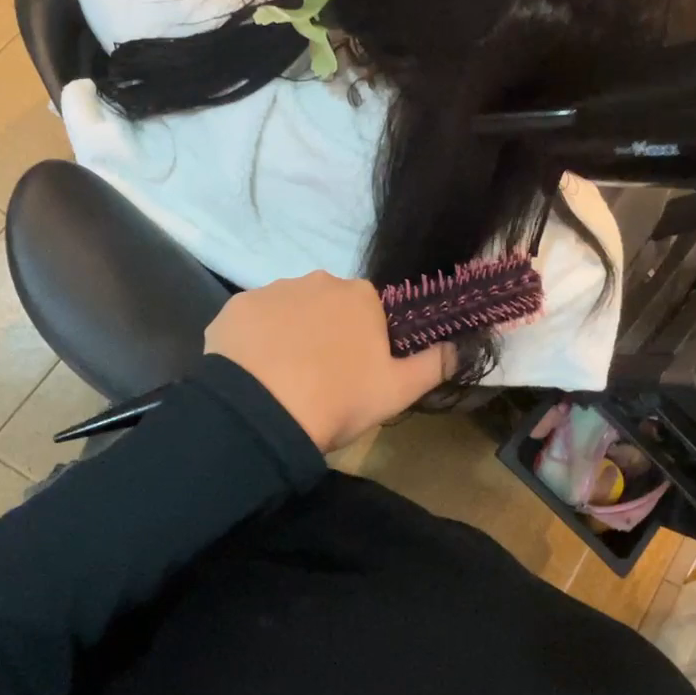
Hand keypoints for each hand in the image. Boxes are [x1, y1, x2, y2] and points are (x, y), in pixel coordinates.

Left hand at [204, 271, 452, 451]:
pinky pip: (253, 322)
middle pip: (328, 306)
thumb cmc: (339, 399)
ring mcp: (272, 291)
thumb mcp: (398, 390)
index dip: (365, 343)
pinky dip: (255, 342)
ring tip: (283, 379)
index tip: (356, 374)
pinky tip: (255, 373)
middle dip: (327, 334)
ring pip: (289, 312)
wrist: (261, 414)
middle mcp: (318, 280)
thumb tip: (460, 346)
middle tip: (320, 379)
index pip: (370, 312)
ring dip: (291, 335)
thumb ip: (435, 364)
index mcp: (360, 296)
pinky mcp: (235, 308)